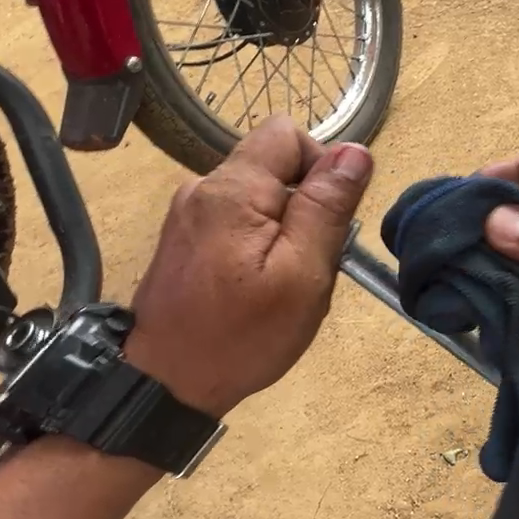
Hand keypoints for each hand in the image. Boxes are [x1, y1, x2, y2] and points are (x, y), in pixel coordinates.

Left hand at [124, 116, 372, 415]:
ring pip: (261, 193)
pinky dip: (264, 241)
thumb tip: (355, 152)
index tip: (329, 216)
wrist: (163, 386)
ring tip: (288, 277)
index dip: (321, 163)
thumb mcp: (304, 273)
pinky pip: (241, 218)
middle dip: (307, 202)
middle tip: (312, 259)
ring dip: (288, 226)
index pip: (286, 133)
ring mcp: (189, 214)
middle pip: (275, 163)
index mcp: (231, 190)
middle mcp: (202, 189)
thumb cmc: (241, 335)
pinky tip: (264, 283)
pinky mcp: (186, 238)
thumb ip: (327, 207)